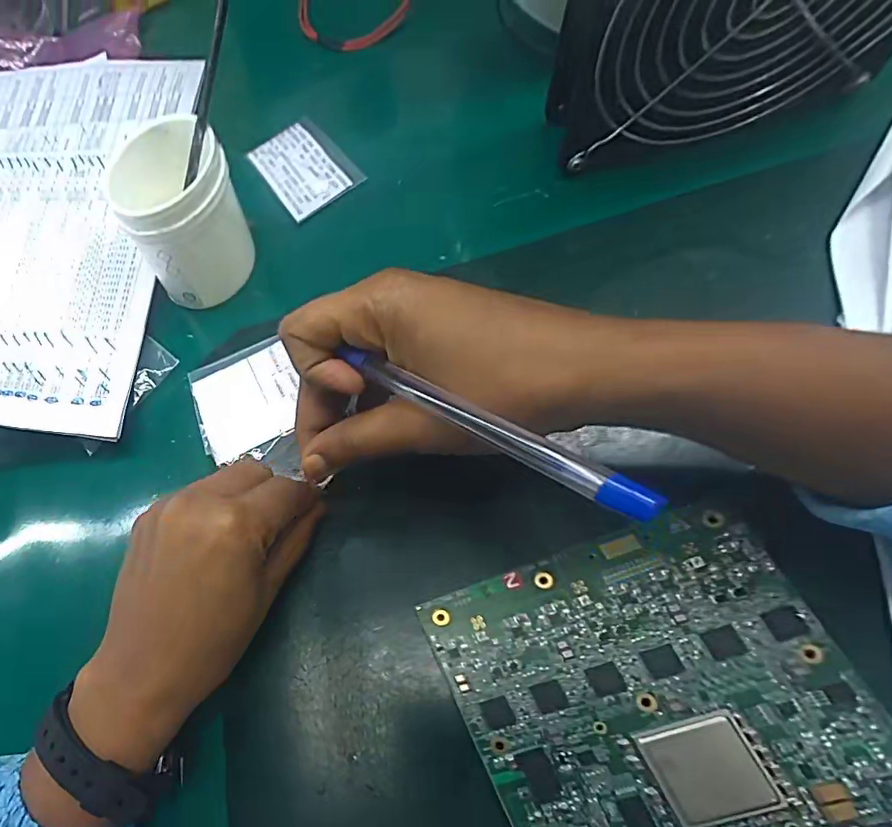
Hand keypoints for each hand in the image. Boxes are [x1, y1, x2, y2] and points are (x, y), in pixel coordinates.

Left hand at [22, 462, 324, 826]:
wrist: (143, 666)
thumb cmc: (214, 643)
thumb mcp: (265, 594)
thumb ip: (294, 542)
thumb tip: (316, 507)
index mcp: (235, 522)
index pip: (287, 488)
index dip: (306, 499)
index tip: (311, 512)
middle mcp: (199, 499)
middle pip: (253, 469)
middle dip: (273, 490)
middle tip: (275, 526)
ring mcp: (168, 503)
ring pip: (221, 476)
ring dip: (241, 493)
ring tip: (240, 534)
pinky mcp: (148, 514)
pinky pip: (192, 492)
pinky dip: (210, 503)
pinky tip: (208, 539)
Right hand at [280, 269, 634, 481]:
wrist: (590, 371)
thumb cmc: (500, 392)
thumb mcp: (417, 424)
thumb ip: (353, 442)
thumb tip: (309, 466)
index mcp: (376, 301)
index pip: (300, 332)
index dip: (312, 378)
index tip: (352, 406)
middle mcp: (386, 295)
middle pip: (322, 346)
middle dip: (323, 401)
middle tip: (335, 455)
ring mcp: (411, 309)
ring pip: (350, 356)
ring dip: (349, 403)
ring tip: (365, 446)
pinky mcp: (433, 327)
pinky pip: (381, 357)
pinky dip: (376, 392)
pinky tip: (391, 424)